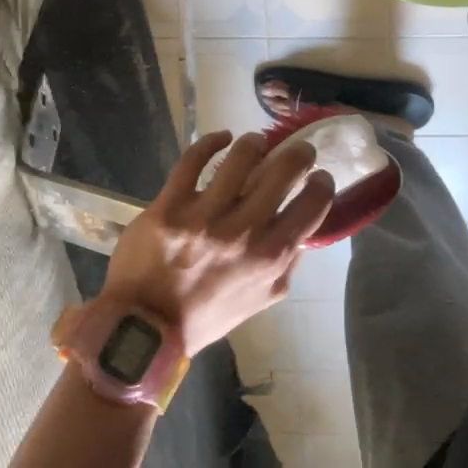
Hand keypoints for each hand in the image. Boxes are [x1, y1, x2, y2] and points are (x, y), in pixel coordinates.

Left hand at [99, 131, 335, 352]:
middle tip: (294, 151)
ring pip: (242, 154)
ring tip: (255, 143)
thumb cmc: (207, 314)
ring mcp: (205, 215)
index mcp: (270, 256)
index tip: (316, 176)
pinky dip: (212, 141)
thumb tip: (300, 230)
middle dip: (297, 153)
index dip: (321, 182)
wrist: (145, 328)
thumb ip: (286, 263)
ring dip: (255, 143)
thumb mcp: (262, 299)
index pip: (314, 203)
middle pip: (284, 168)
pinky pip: (194, 158)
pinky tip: (222, 138)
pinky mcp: (170, 205)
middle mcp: (243, 231)